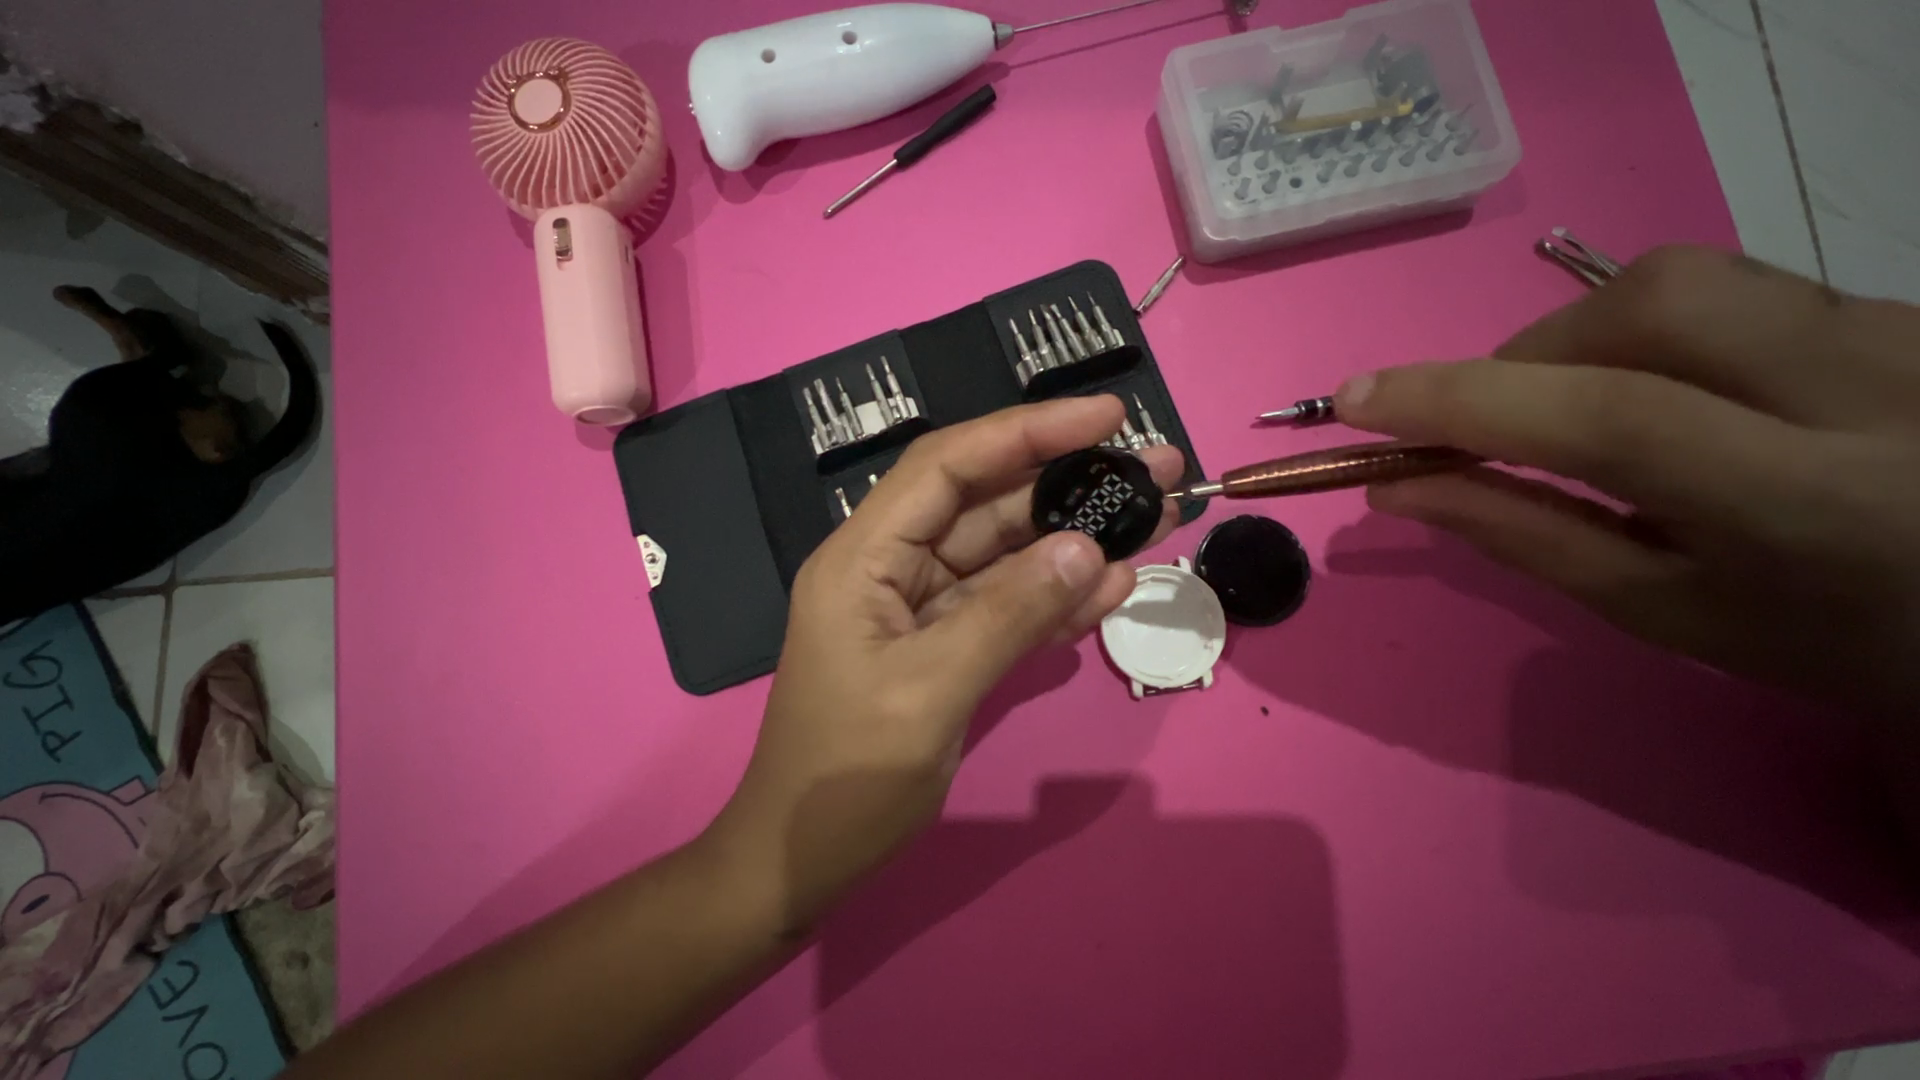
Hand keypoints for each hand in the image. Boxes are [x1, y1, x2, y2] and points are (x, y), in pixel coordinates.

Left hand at [709, 396, 1182, 931]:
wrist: (804, 859)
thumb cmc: (847, 778)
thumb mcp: (929, 692)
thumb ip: (1007, 615)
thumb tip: (1088, 551)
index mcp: (863, 557)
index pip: (949, 466)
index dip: (1026, 431)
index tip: (1104, 416)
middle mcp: (891, 567)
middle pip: (987, 503)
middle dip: (1068, 483)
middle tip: (1155, 468)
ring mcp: (920, 608)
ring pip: (1006, 555)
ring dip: (1076, 539)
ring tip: (1157, 518)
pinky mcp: (944, 646)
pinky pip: (1008, 606)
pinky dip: (1059, 598)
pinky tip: (1116, 586)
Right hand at [1334, 246, 1919, 720]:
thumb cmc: (1827, 637)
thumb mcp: (1665, 610)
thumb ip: (1524, 537)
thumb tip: (1395, 486)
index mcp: (1808, 505)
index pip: (1609, 417)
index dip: (1463, 398)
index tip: (1357, 400)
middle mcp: (1875, 389)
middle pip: (1655, 304)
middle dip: (1532, 351)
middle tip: (1501, 416)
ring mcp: (1906, 331)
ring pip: (1692, 278)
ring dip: (1586, 336)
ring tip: (1583, 405)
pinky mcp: (1905, 305)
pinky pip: (1738, 286)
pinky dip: (1653, 332)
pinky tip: (1674, 389)